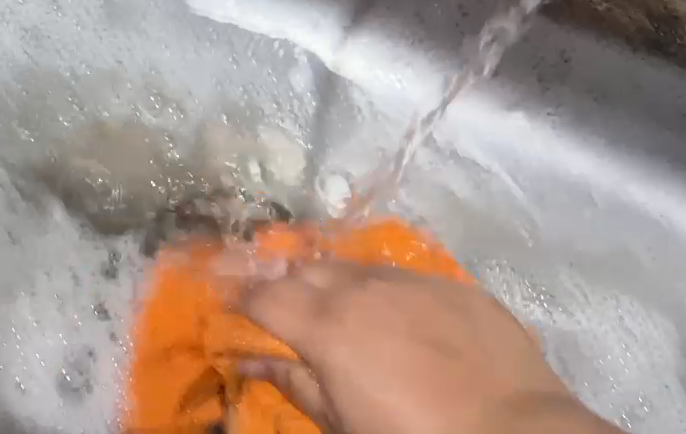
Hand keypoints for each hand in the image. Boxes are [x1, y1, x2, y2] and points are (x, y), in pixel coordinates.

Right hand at [238, 263, 617, 433]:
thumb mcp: (344, 426)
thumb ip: (295, 385)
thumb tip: (251, 361)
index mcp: (321, 324)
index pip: (260, 295)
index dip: (239, 296)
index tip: (230, 301)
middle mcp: (355, 288)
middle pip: (301, 270)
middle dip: (285, 284)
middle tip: (287, 306)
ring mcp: (407, 282)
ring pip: (352, 267)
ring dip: (336, 283)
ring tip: (344, 308)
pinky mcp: (455, 287)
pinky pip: (406, 279)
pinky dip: (391, 294)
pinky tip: (404, 319)